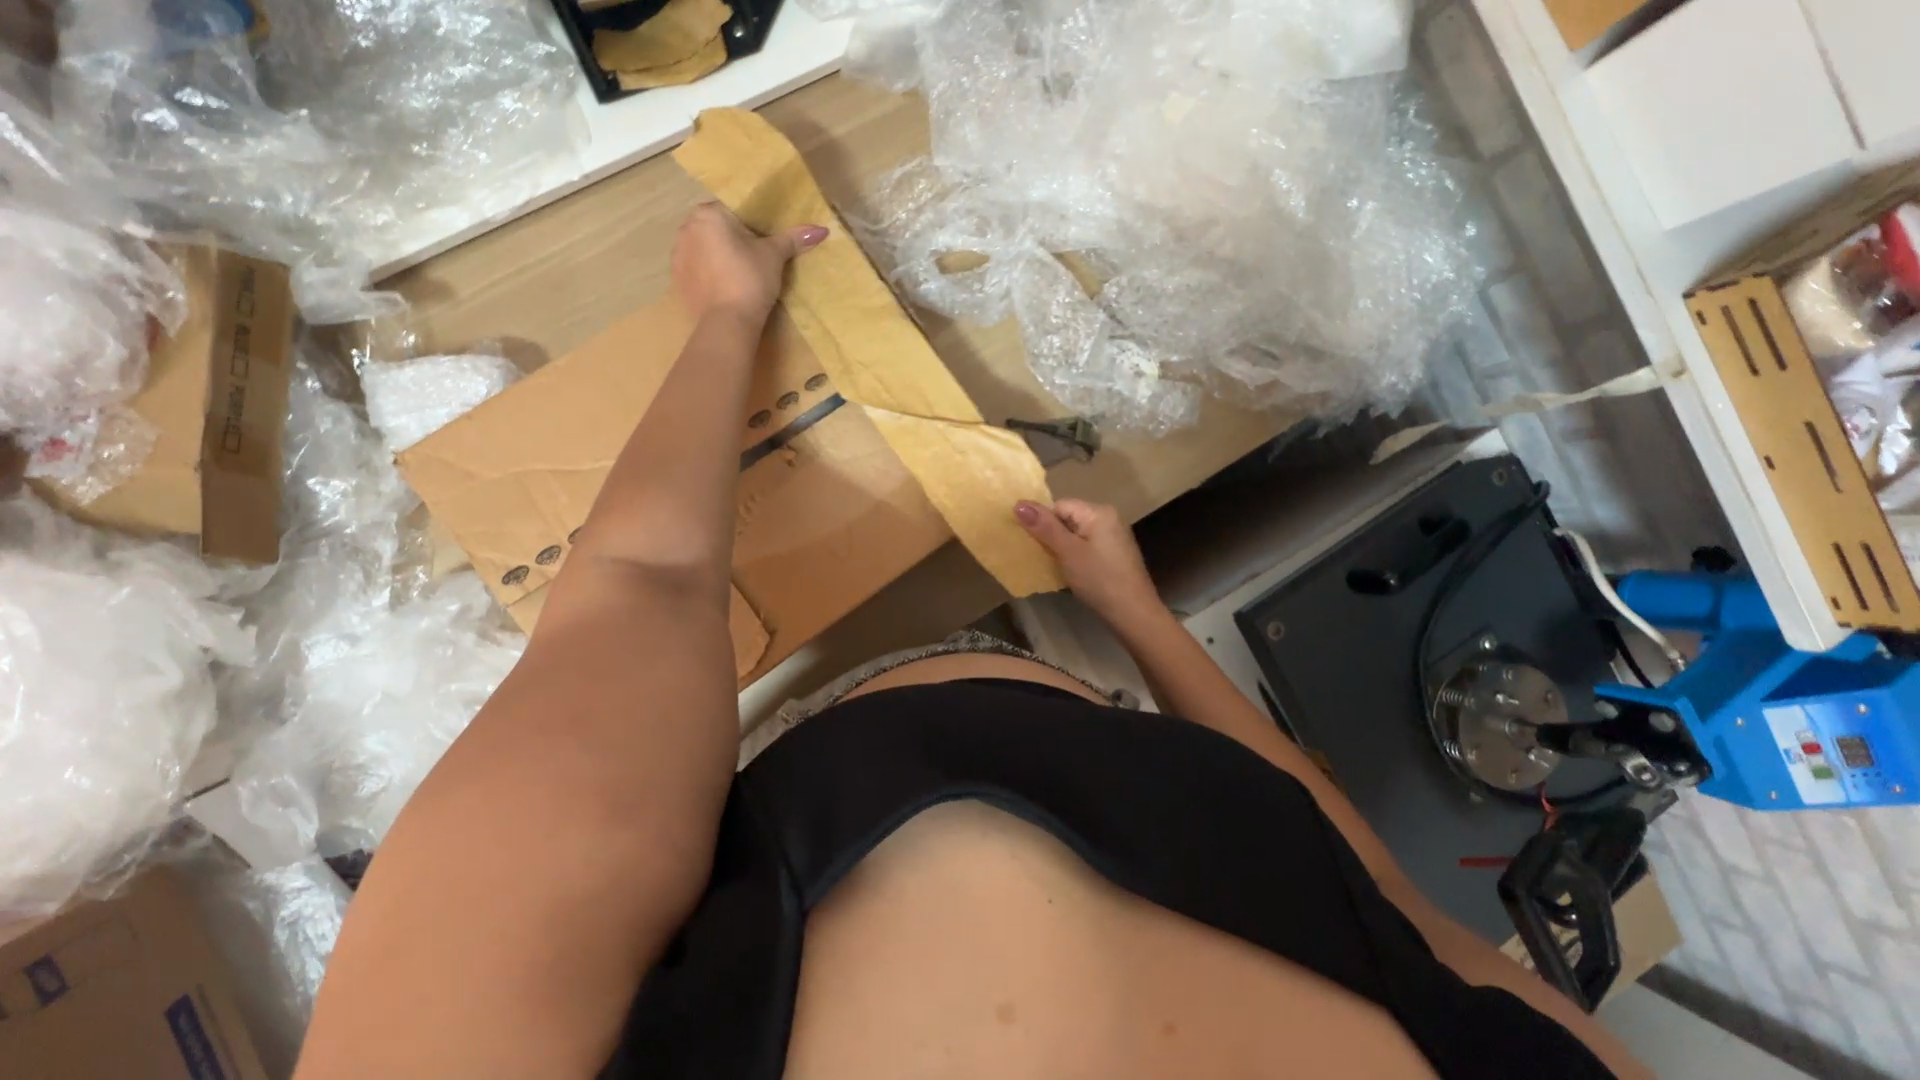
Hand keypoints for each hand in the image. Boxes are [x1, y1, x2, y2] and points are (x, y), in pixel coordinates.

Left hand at [670, 202, 827, 324]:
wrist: (727, 322)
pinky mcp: (676, 281)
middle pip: (713, 228)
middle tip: (753, 258)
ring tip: (737, 275)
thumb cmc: (750, 279)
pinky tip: (723, 288)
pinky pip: (694, 270)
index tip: (762, 239)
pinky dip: (707, 275)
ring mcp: (677, 256)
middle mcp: (686, 228)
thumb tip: (822, 230)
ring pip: (702, 248)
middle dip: (730, 238)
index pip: (731, 209)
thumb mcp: (774, 256)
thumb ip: (793, 238)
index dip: (749, 223)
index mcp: (708, 214)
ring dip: (716, 256)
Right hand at [1014, 499, 1164, 626]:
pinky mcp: (1115, 554)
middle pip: (1069, 518)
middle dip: (1053, 536)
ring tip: (1057, 567)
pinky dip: (1076, 556)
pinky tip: (1073, 573)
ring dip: (1063, 548)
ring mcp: (1114, 537)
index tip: (1036, 546)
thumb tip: (1018, 503)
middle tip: (1043, 558)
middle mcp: (1109, 518)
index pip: (1060, 506)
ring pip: (1077, 534)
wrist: (1133, 613)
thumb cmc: (1099, 579)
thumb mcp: (1068, 552)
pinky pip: (1088, 546)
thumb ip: (1044, 527)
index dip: (1044, 524)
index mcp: (1099, 512)